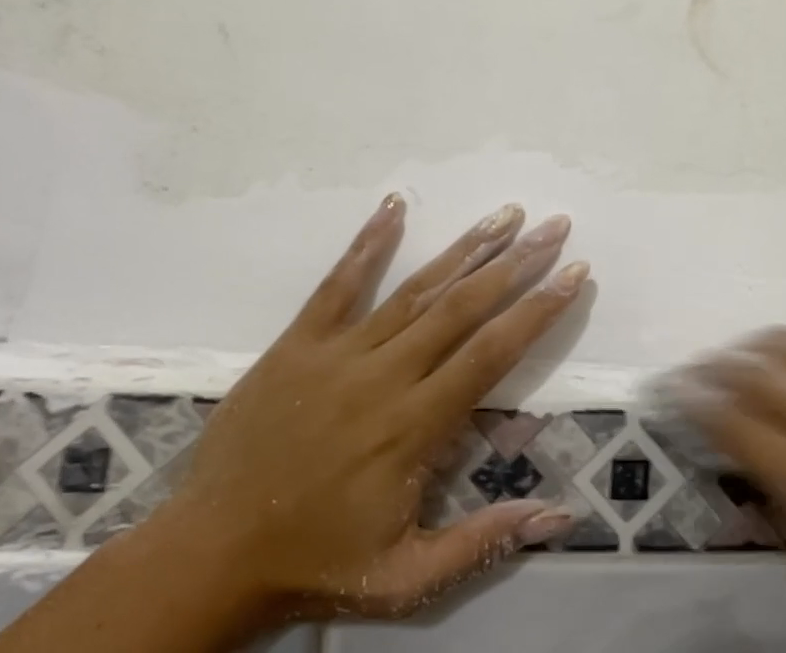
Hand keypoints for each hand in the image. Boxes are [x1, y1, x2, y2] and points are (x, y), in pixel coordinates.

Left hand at [165, 194, 586, 621]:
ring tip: (504, 215)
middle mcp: (384, 377)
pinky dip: (368, 244)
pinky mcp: (296, 345)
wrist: (211, 553)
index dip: (538, 310)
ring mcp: (337, 354)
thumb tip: (562, 514)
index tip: (575, 273)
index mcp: (415, 427)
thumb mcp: (407, 579)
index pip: (492, 353)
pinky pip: (337, 284)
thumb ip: (484, 541)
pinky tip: (394, 206)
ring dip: (464, 249)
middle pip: (463, 308)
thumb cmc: (317, 563)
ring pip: (414, 290)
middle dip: (517, 264)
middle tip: (554, 226)